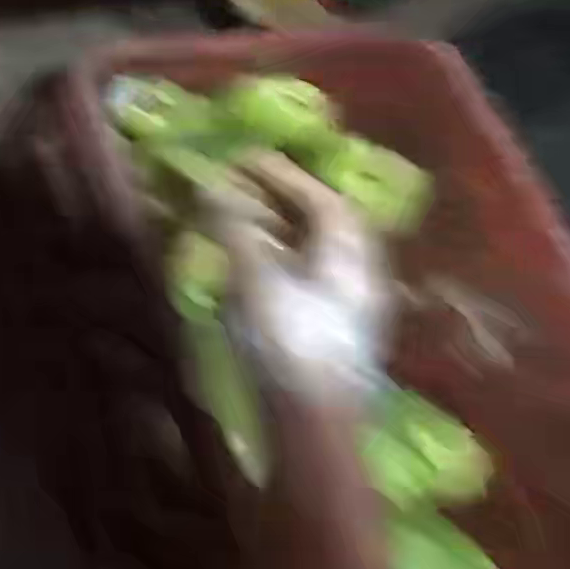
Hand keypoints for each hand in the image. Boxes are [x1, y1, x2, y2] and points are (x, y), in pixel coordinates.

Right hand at [203, 151, 392, 399]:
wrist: (307, 411)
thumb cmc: (284, 337)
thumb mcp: (253, 276)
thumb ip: (234, 228)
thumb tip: (213, 186)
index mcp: (348, 259)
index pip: (325, 202)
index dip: (285, 175)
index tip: (245, 157)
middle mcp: (355, 273)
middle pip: (325, 221)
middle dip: (283, 194)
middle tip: (240, 177)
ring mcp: (343, 300)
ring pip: (313, 245)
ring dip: (275, 220)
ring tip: (235, 208)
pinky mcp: (324, 320)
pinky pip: (301, 265)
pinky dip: (272, 246)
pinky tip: (245, 251)